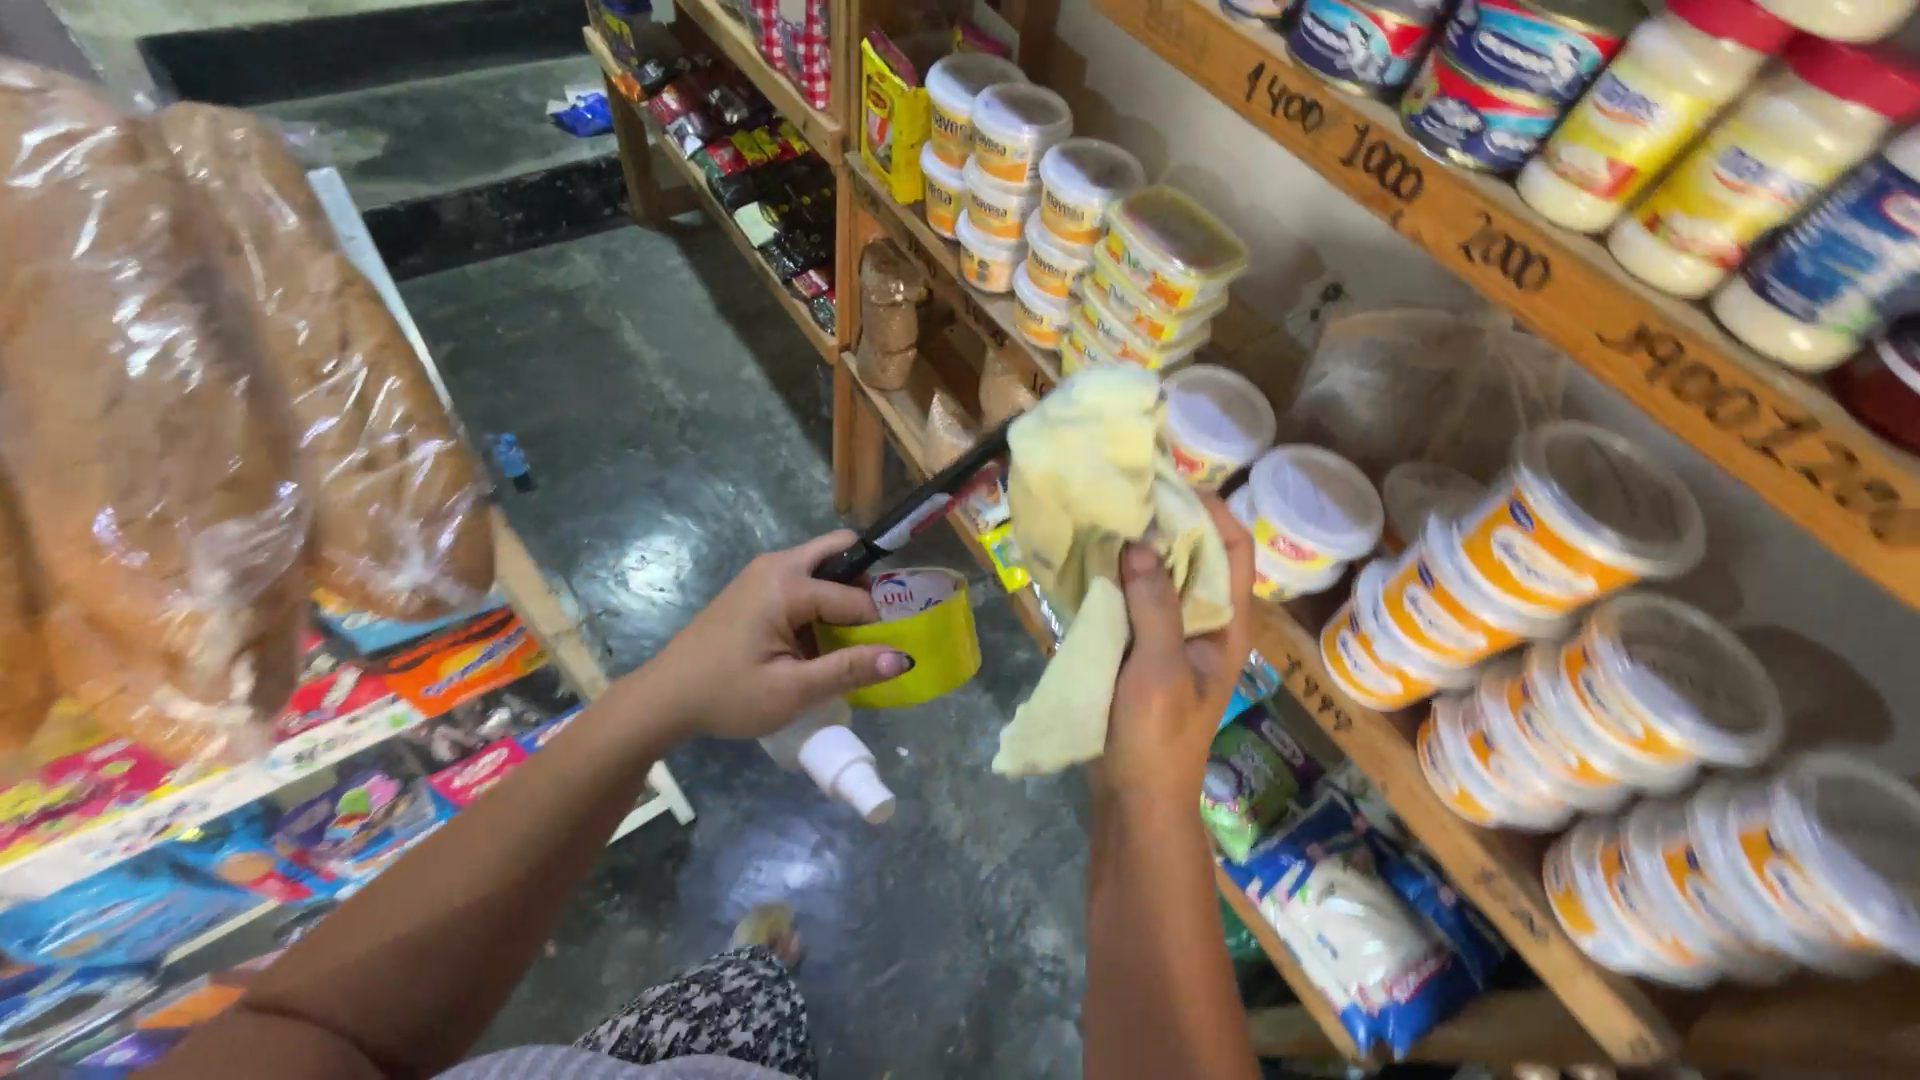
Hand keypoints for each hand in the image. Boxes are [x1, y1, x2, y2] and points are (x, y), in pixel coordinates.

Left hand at [643, 531, 910, 739]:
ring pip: (823, 565)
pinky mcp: (754, 586)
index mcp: (787, 585)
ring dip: (841, 595)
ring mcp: (762, 572)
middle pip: (841, 551)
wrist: (664, 699)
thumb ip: (849, 669)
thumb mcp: (792, 691)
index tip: (884, 657)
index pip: (855, 597)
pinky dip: (820, 602)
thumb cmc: (727, 696)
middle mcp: (777, 565)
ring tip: (844, 641)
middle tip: (869, 630)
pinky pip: (803, 580)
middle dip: (865, 586)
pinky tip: (814, 642)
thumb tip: (903, 658)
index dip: (876, 628)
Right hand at [1097, 497, 1253, 806]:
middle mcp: (1203, 622)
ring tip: (1107, 515)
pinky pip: (1133, 601)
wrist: (1135, 796)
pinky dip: (1116, 578)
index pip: (1234, 551)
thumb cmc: (1158, 736)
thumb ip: (1155, 607)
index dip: (1214, 511)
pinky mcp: (1139, 649)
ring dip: (1140, 548)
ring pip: (1162, 577)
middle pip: (1196, 557)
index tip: (1175, 480)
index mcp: (1226, 625)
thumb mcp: (1160, 669)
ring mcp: (1170, 636)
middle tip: (1130, 489)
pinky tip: (1090, 561)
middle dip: (1169, 522)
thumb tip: (1141, 545)